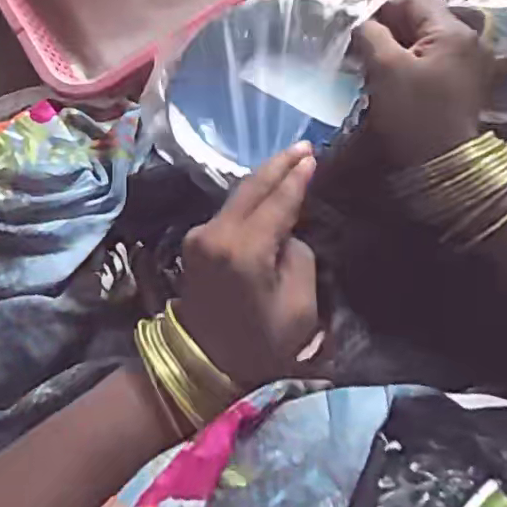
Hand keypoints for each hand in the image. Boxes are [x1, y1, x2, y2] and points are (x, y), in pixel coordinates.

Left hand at [177, 144, 320, 386]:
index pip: (276, 203)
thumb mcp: (299, 307)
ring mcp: (199, 235)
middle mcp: (215, 234)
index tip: (313, 156)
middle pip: (250, 188)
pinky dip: (250, 199)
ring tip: (290, 161)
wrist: (204, 361)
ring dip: (263, 179)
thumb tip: (287, 231)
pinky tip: (268, 190)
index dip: (296, 178)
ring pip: (236, 197)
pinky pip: (228, 211)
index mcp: (243, 251)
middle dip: (278, 164)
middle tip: (304, 146)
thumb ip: (298, 256)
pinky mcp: (193, 240)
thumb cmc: (261, 343)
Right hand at [351, 0, 487, 167]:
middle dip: (388, 29)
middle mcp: (468, 40)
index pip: (412, 2)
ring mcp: (469, 62)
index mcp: (452, 31)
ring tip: (370, 62)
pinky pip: (432, 58)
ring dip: (396, 46)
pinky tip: (390, 76)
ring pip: (425, 40)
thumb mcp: (385, 68)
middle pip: (421, 20)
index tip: (355, 29)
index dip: (381, 10)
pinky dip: (409, 61)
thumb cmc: (413, 111)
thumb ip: (370, 35)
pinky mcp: (463, 81)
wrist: (441, 160)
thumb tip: (360, 22)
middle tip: (359, 46)